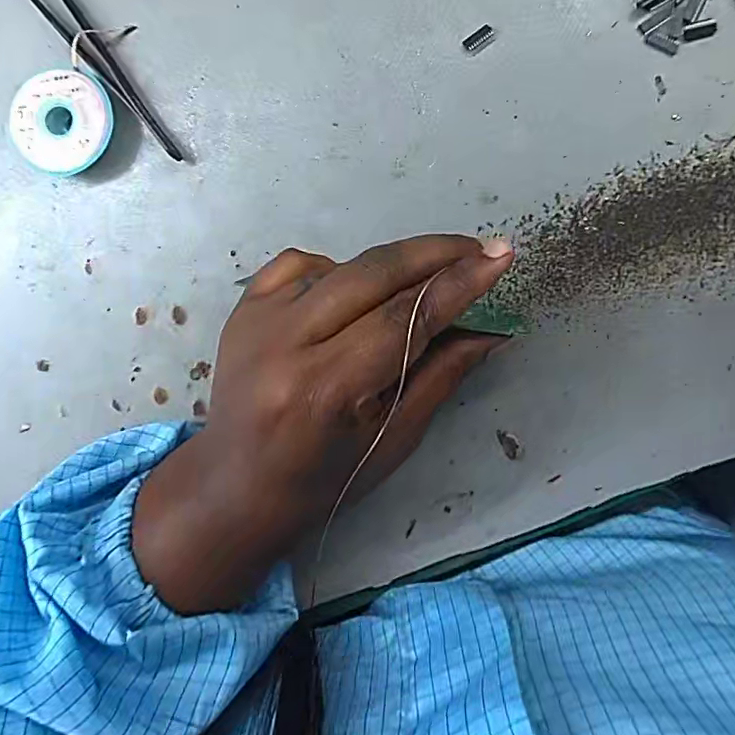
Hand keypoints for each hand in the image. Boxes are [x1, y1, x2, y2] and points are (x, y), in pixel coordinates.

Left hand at [133, 235, 514, 612]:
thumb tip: (492, 329)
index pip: (403, 318)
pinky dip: (340, 269)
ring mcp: (257, 318)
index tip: (499, 257)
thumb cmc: (324, 478)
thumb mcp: (394, 438)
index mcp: (324, 390)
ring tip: (420, 287)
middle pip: (374, 274)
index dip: (457, 284)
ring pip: (346, 264)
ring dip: (393, 268)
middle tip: (478, 249)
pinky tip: (352, 295)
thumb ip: (442, 374)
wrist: (235, 485)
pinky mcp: (245, 305)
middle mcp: (286, 344)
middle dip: (435, 254)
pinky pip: (304, 262)